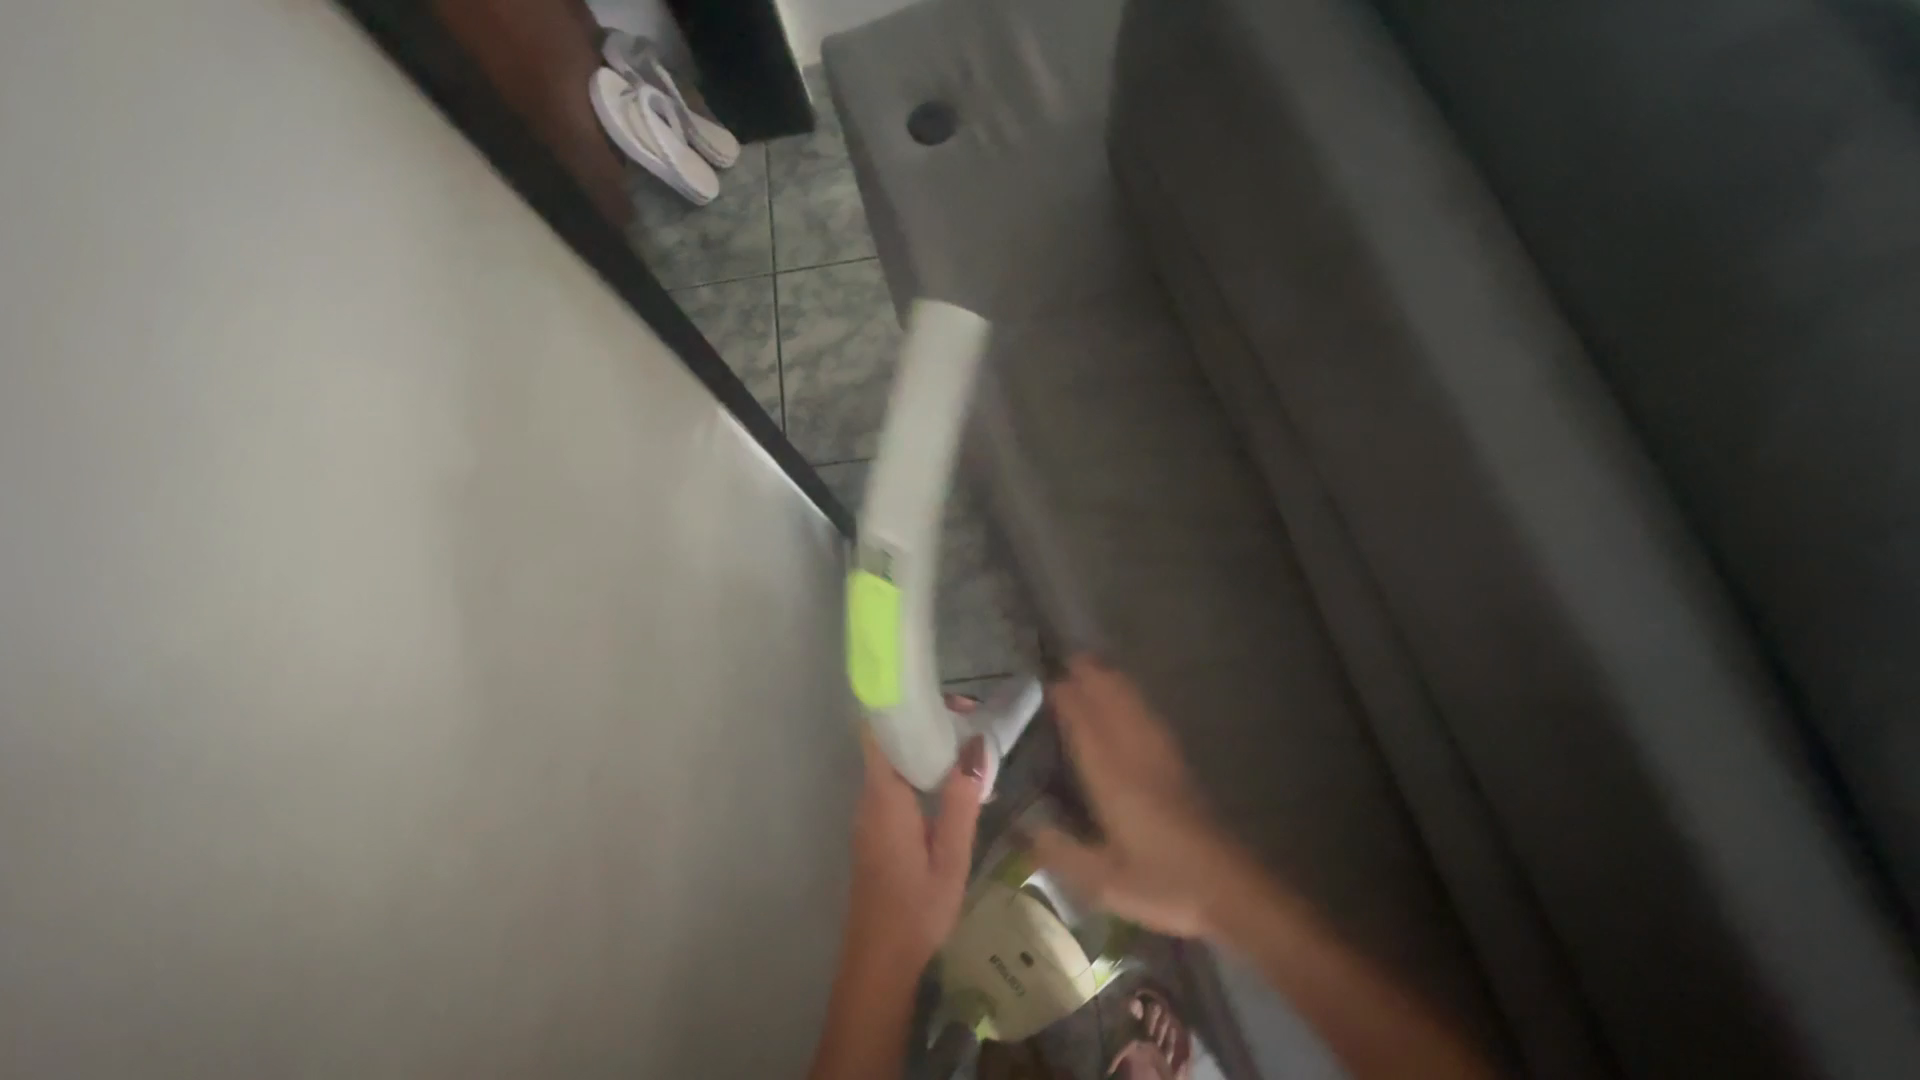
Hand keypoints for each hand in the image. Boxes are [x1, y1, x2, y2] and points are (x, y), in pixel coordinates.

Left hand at [809, 706, 987, 1079]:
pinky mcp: (875, 830)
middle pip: (889, 741)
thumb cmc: (917, 909)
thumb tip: (976, 745)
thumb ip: (962, 800)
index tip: (951, 701)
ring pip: (894, 762)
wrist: (879, 961)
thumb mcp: (951, 856)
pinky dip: (921, 771)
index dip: (907, 705)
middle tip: (973, 719)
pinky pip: (895, 784)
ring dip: (927, 747)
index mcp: (884, 797)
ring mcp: (869, 814)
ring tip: (971, 745)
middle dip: (928, 722)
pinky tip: (953, 783)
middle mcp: (869, 798)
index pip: (879, 731)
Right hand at [1030, 658, 1257, 938]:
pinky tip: (1132, 701)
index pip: (1086, 726)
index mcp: (1113, 779)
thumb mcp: (1102, 881)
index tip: (1049, 681)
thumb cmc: (1163, 884)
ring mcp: (1162, 760)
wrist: (1229, 888)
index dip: (1068, 700)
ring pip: (1134, 708)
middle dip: (1092, 679)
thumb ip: (1060, 852)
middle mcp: (1136, 758)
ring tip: (1095, 665)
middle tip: (1069, 658)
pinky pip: (1150, 720)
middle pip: (1113, 705)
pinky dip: (1135, 701)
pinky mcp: (1179, 768)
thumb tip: (1023, 828)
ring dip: (1114, 683)